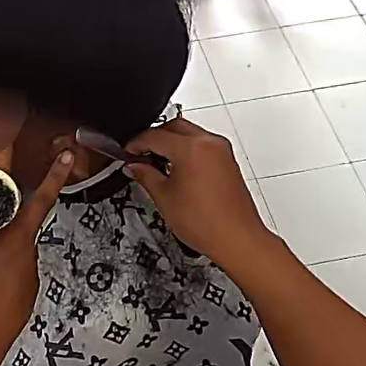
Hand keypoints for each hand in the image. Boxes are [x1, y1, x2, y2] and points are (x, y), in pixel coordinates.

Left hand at [0, 146, 73, 360]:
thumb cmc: (6, 311)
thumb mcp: (30, 277)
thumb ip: (26, 249)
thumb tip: (21, 235)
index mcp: (20, 239)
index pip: (42, 200)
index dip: (55, 176)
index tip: (63, 156)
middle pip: (0, 185)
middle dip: (3, 154)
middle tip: (5, 128)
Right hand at [124, 119, 278, 270]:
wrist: (237, 239)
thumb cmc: (208, 224)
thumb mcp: (165, 198)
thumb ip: (146, 176)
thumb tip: (136, 168)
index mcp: (191, 148)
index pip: (155, 135)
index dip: (136, 144)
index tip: (128, 152)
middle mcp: (210, 143)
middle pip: (174, 127)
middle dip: (154, 138)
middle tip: (140, 154)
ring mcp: (222, 151)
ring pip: (191, 134)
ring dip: (172, 143)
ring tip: (157, 163)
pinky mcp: (228, 161)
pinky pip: (204, 145)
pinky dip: (188, 151)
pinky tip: (177, 169)